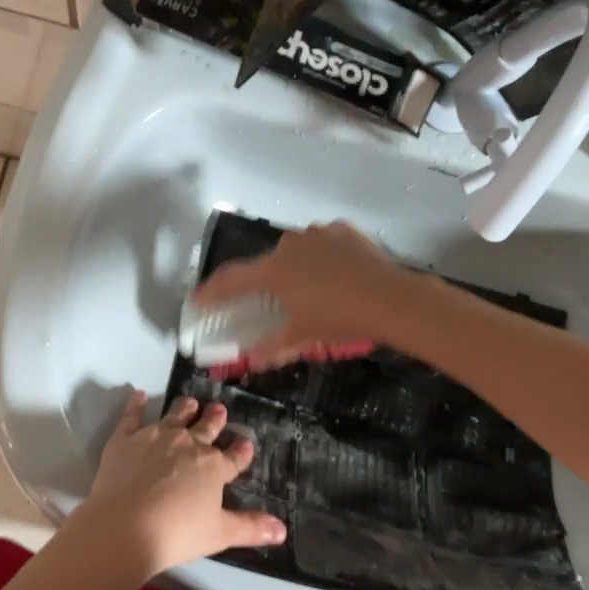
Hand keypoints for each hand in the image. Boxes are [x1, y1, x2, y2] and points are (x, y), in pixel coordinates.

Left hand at [80, 392, 285, 576]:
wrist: (126, 526)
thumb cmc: (177, 533)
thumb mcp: (220, 534)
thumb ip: (251, 528)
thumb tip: (283, 529)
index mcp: (213, 466)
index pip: (234, 456)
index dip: (241, 451)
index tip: (246, 443)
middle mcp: (187, 444)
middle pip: (206, 428)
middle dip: (215, 419)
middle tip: (219, 409)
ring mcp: (156, 437)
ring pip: (175, 416)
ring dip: (185, 408)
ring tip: (190, 402)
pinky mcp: (126, 438)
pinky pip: (132, 416)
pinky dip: (136, 405)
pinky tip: (139, 395)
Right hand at [192, 221, 417, 364]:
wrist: (390, 298)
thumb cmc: (340, 319)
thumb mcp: (303, 336)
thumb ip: (273, 347)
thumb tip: (251, 360)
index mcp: (274, 271)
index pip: (232, 279)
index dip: (212, 290)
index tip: (197, 298)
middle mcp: (289, 245)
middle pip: (269, 264)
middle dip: (269, 281)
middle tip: (278, 300)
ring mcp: (318, 233)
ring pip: (298, 250)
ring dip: (299, 266)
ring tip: (315, 289)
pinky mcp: (343, 229)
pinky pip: (324, 242)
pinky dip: (325, 256)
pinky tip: (338, 273)